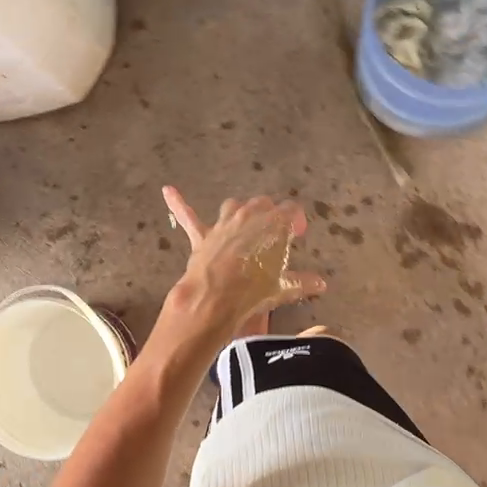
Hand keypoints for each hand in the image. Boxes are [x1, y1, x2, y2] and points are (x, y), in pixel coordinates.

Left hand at [158, 187, 325, 343]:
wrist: (216, 297)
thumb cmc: (255, 290)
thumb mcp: (284, 289)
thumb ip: (302, 282)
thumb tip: (320, 284)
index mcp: (274, 223)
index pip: (291, 211)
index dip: (296, 221)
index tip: (298, 234)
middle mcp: (249, 216)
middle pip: (263, 205)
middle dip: (270, 216)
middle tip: (273, 234)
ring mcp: (223, 223)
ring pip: (234, 206)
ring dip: (241, 213)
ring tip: (246, 225)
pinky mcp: (202, 235)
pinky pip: (188, 215)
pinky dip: (178, 203)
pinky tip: (167, 190)